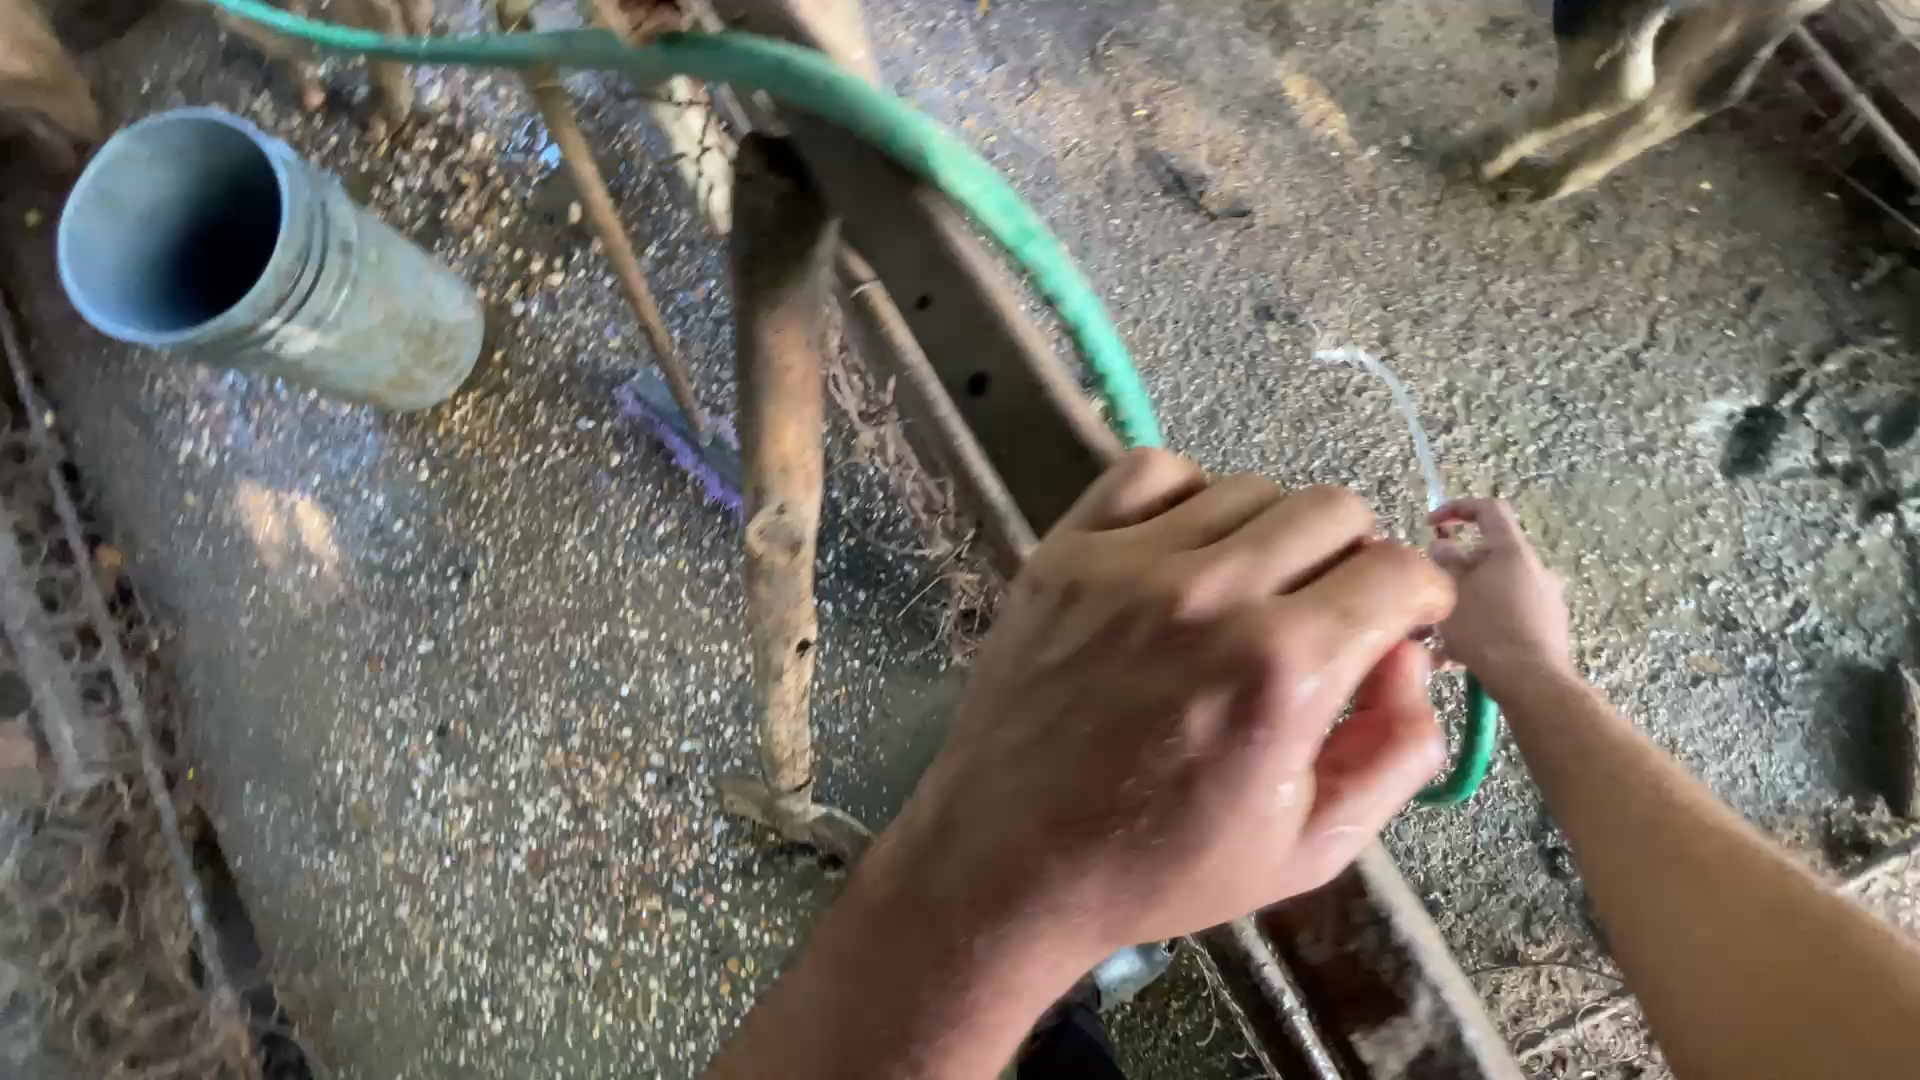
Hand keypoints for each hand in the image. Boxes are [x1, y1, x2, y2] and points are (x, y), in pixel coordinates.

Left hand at [869, 449, 1455, 970]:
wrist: (1011, 851)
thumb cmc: (1158, 865)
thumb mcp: (1308, 845)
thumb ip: (1394, 746)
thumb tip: (1409, 654)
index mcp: (1279, 668)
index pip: (1396, 569)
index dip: (1416, 595)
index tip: (1396, 619)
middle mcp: (1207, 594)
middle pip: (1329, 508)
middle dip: (1352, 555)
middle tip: (1324, 605)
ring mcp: (1125, 562)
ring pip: (1245, 486)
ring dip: (1271, 529)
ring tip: (1248, 583)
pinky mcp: (1063, 551)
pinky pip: (1147, 472)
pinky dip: (1183, 495)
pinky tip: (1180, 545)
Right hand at [1428, 498, 1572, 695]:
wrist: (1530, 680)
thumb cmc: (1484, 629)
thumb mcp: (1449, 591)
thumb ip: (1442, 562)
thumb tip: (1441, 547)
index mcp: (1512, 552)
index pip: (1488, 509)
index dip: (1456, 508)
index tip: (1429, 524)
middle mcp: (1535, 569)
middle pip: (1486, 555)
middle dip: (1452, 570)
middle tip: (1427, 592)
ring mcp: (1545, 598)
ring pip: (1491, 588)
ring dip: (1462, 602)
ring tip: (1434, 634)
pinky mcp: (1547, 625)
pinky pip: (1503, 613)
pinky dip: (1479, 623)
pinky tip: (1455, 652)